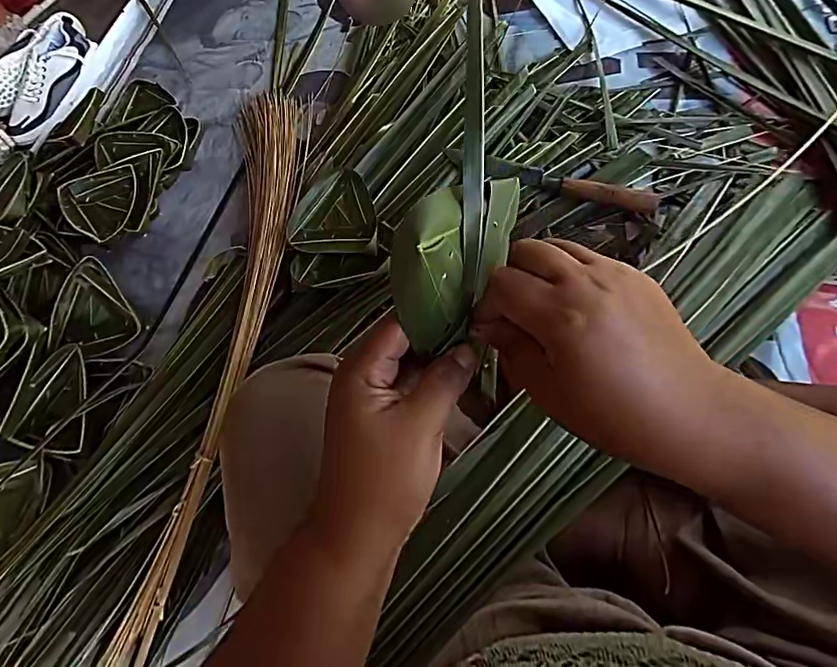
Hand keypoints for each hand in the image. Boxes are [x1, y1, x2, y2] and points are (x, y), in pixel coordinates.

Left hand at [307, 316, 477, 554]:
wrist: (356, 536)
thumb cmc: (385, 479)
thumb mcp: (421, 424)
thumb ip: (444, 379)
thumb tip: (468, 346)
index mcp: (359, 366)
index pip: (398, 322)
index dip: (432, 310)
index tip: (469, 300)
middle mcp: (358, 372)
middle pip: (402, 339)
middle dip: (439, 332)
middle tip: (480, 323)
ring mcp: (367, 394)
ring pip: (407, 362)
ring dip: (436, 356)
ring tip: (476, 344)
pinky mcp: (378, 414)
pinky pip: (406, 384)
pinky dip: (429, 379)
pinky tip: (458, 376)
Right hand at [473, 239, 741, 473]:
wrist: (693, 414)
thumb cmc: (615, 415)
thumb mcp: (550, 393)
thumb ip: (512, 350)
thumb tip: (488, 325)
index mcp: (560, 314)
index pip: (502, 282)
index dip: (487, 302)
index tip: (490, 326)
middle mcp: (584, 281)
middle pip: (526, 250)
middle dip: (510, 274)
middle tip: (515, 307)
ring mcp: (614, 272)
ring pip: (557, 246)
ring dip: (540, 266)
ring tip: (545, 299)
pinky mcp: (636, 274)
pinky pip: (589, 257)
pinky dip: (572, 270)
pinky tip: (581, 303)